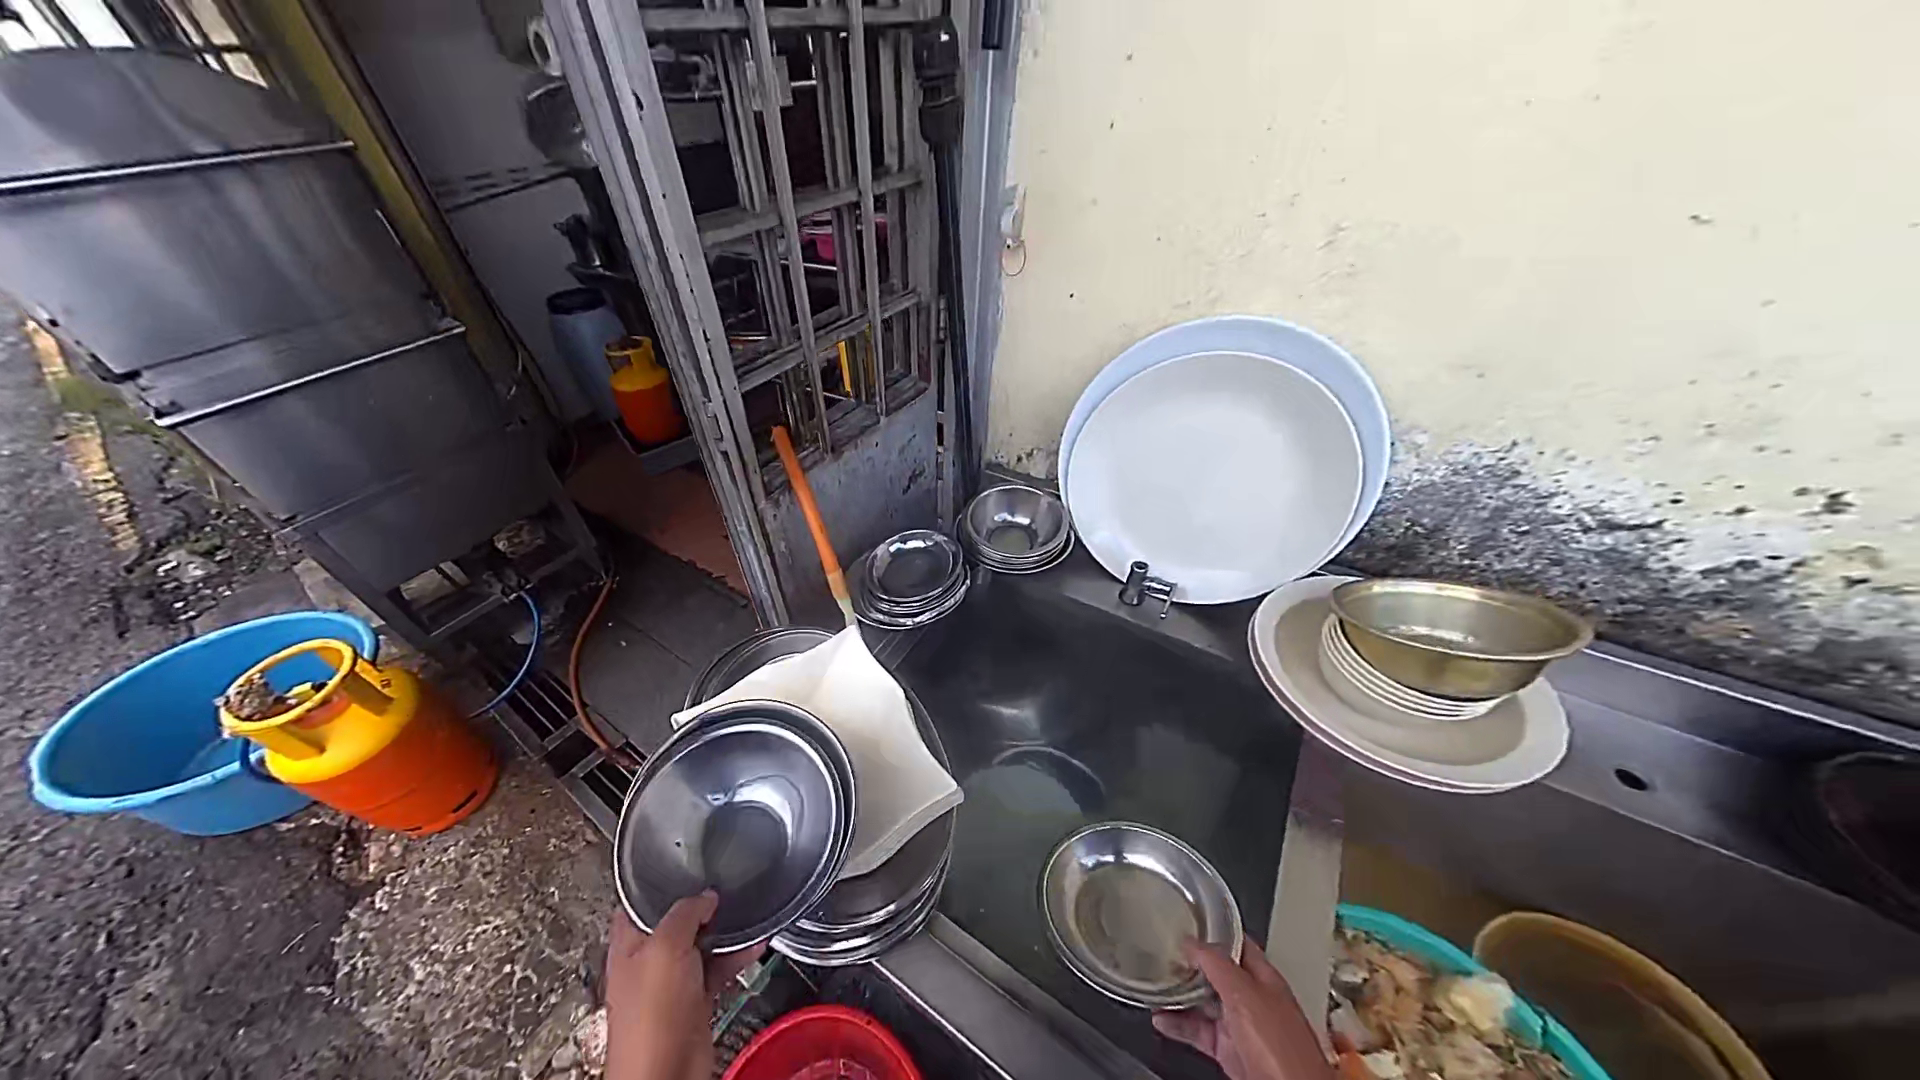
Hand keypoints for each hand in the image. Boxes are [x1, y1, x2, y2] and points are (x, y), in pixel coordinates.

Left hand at [605, 892, 765, 1079]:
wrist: (667, 1075)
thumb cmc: (652, 1016)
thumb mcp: (665, 947)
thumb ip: (684, 913)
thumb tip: (704, 897)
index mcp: (629, 945)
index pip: (637, 902)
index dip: (657, 882)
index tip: (684, 863)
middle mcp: (649, 961)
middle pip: (675, 921)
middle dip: (699, 904)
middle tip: (723, 884)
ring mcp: (673, 981)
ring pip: (701, 942)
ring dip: (724, 928)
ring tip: (747, 909)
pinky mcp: (695, 999)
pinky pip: (719, 967)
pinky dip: (738, 954)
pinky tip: (756, 943)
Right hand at [1153, 941, 1332, 1079]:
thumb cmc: (1281, 1049)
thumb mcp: (1244, 994)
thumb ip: (1217, 964)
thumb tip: (1191, 941)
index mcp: (1263, 978)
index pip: (1235, 944)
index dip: (1212, 931)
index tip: (1186, 923)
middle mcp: (1252, 1000)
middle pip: (1216, 973)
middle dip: (1190, 964)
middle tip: (1163, 954)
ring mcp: (1241, 1027)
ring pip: (1204, 1003)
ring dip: (1180, 995)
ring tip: (1155, 985)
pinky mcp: (1230, 1051)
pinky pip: (1199, 1032)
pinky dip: (1179, 1025)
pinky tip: (1161, 1020)